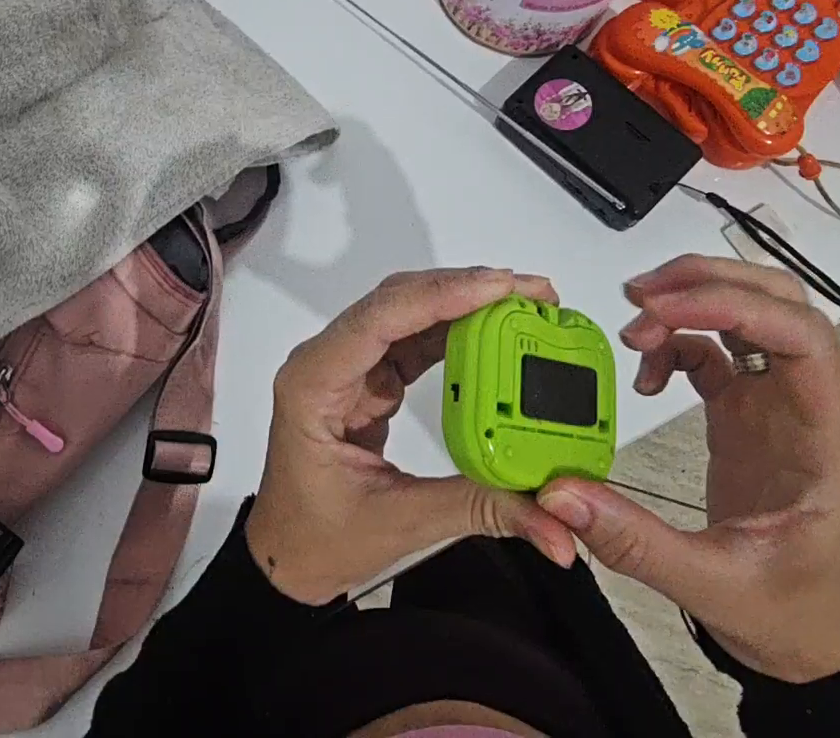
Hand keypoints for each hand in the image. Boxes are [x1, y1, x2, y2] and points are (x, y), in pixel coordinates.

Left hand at [244, 268, 579, 603]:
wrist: (287, 551)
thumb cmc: (315, 535)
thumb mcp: (399, 522)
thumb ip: (478, 509)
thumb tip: (551, 517)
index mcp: (314, 385)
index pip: (376, 321)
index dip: (438, 296)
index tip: (496, 287)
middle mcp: (328, 363)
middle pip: (396, 302)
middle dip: (463, 288)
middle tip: (527, 291)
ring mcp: (350, 367)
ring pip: (409, 313)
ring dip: (464, 303)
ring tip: (522, 303)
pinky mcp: (371, 379)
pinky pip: (415, 339)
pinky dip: (457, 330)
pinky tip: (495, 330)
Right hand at [535, 255, 839, 682]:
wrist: (807, 639)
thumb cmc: (788, 613)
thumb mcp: (710, 584)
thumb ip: (632, 539)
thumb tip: (559, 491)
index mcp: (831, 440)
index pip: (801, 336)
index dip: (731, 305)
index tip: (661, 307)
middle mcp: (813, 408)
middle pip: (778, 303)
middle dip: (707, 282)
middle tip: (639, 295)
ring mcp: (781, 405)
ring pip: (749, 314)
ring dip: (689, 301)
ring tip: (633, 324)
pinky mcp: (750, 412)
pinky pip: (717, 349)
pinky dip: (676, 342)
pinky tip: (646, 370)